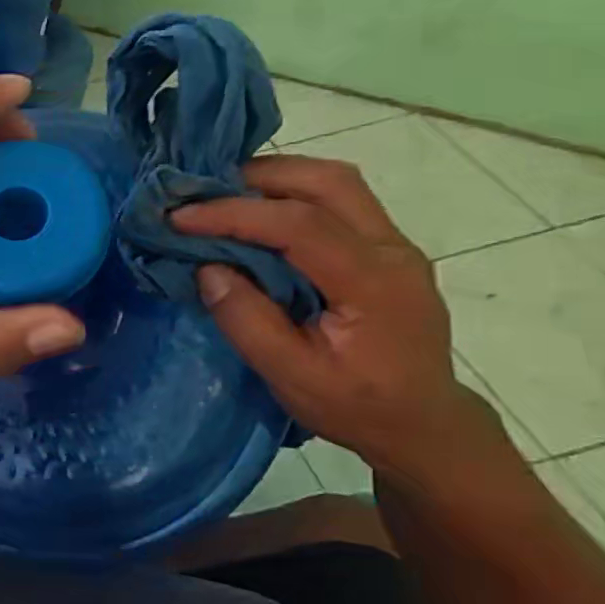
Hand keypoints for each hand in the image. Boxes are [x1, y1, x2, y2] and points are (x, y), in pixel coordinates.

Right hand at [169, 156, 498, 470]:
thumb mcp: (292, 379)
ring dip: (276, 179)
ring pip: (336, 182)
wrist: (424, 426)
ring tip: (225, 196)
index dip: (235, 213)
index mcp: (374, 283)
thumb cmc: (357, 408)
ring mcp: (395, 244)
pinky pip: (339, 199)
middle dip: (257, 176)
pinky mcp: (386, 248)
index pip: (301, 223)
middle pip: (327, 181)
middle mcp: (393, 249)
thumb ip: (247, 321)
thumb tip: (207, 268)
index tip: (181, 218)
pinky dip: (292, 193)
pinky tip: (260, 212)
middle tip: (202, 194)